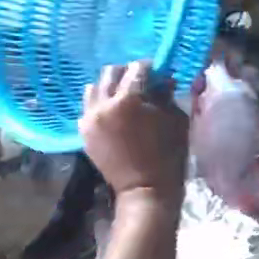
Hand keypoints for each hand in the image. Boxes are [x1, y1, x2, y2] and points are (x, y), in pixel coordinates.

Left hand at [79, 60, 188, 200]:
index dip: (150, 68)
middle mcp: (103, 104)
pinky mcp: (84, 132)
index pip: (137, 68)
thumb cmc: (168, 155)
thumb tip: (162, 79)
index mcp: (128, 99)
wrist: (145, 190)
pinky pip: (88, 108)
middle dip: (127, 73)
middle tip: (140, 83)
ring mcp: (89, 119)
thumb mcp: (175, 119)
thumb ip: (166, 94)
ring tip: (123, 99)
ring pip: (94, 88)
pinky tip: (114, 115)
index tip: (158, 73)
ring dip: (109, 88)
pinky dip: (100, 106)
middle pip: (110, 73)